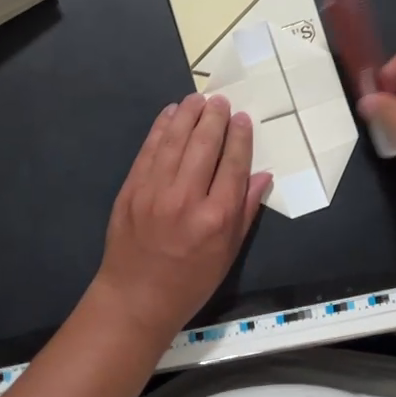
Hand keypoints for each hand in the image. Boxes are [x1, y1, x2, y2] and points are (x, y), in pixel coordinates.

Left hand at [90, 94, 270, 339]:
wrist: (135, 299)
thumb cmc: (190, 281)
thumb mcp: (228, 253)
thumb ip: (246, 210)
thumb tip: (263, 175)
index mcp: (216, 218)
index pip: (233, 164)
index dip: (239, 137)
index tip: (242, 118)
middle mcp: (186, 199)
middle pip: (204, 145)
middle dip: (215, 117)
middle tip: (221, 100)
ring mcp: (155, 191)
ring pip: (175, 140)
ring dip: (188, 114)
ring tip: (199, 98)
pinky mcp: (131, 189)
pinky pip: (149, 149)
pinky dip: (161, 127)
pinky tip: (171, 114)